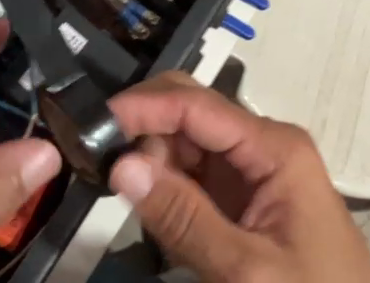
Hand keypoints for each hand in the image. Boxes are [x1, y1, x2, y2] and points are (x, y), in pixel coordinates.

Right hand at [107, 72, 369, 282]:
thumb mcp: (247, 272)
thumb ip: (184, 218)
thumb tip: (121, 164)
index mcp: (275, 147)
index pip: (196, 104)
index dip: (143, 106)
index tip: (94, 123)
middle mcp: (263, 145)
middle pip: (189, 112)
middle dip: (144, 127)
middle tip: (101, 159)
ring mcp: (252, 172)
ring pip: (185, 141)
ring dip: (150, 156)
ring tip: (116, 183)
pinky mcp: (242, 200)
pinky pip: (192, 174)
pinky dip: (164, 184)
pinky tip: (148, 203)